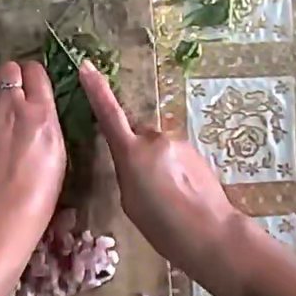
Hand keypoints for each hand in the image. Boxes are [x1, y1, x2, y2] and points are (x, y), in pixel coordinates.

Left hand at [0, 60, 65, 262]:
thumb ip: (46, 124)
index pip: (36, 71)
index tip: (32, 82)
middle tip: (11, 91)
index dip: (33, 73)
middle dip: (10, 76)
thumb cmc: (39, 193)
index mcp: (41, 112)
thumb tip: (39, 112)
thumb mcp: (57, 153)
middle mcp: (10, 106)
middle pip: (7, 70)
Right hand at [77, 60, 239, 265]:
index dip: (96, 89)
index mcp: (133, 151)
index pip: (109, 114)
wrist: (209, 230)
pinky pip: (173, 154)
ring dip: (155, 162)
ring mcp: (179, 143)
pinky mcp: (196, 151)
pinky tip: (178, 193)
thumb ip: (126, 171)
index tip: (86, 66)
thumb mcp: (129, 201)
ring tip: (163, 196)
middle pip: (137, 135)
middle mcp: (156, 139)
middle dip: (134, 150)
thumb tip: (132, 160)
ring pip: (157, 146)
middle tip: (140, 184)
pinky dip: (171, 168)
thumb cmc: (161, 225)